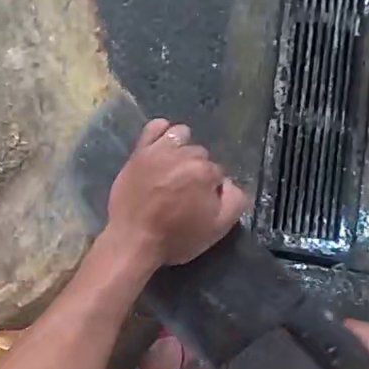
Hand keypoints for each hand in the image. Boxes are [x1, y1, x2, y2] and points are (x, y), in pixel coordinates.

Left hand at [103, 119, 248, 267]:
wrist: (133, 240)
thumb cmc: (176, 237)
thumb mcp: (218, 228)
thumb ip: (235, 200)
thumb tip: (229, 183)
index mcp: (206, 172)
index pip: (218, 173)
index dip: (211, 190)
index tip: (200, 204)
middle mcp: (185, 154)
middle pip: (200, 155)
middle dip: (197, 171)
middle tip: (185, 193)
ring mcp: (159, 150)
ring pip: (182, 136)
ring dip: (183, 149)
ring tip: (174, 169)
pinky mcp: (139, 151)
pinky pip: (155, 127)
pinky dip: (162, 131)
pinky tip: (162, 146)